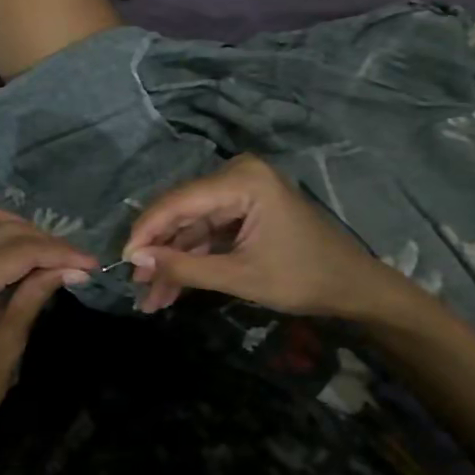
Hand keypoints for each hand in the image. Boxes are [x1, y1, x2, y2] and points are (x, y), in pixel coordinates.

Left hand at [0, 208, 94, 474]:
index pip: (22, 249)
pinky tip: (29, 260)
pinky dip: (5, 241)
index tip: (94, 262)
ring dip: (25, 234)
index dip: (61, 252)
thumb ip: (37, 292)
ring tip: (55, 259)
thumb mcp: (10, 339)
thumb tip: (76, 267)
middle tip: (77, 263)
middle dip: (46, 241)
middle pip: (7, 229)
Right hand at [122, 155, 423, 320]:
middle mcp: (238, 175)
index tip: (121, 260)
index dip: (147, 230)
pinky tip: (171, 288)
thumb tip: (135, 261)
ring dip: (173, 262)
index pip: (180, 201)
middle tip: (136, 288)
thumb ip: (185, 267)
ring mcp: (241, 191)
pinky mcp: (244, 209)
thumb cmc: (303, 278)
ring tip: (151, 300)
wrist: (352, 287)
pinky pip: (208, 232)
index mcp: (243, 180)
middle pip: (183, 212)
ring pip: (192, 226)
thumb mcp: (240, 276)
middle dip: (159, 252)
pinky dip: (193, 259)